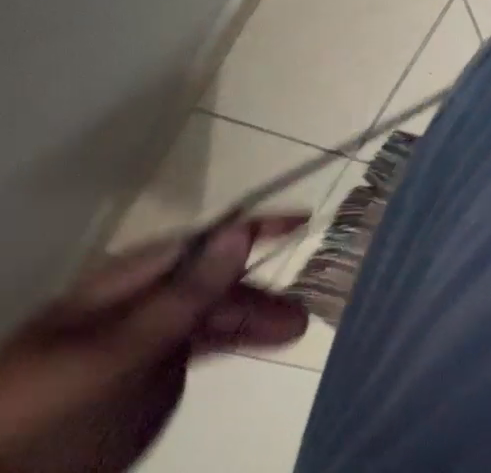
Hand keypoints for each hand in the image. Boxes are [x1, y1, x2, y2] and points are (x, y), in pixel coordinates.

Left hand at [0, 216, 309, 472]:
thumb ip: (183, 294)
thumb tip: (240, 232)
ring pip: (214, 313)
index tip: (301, 222)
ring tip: (296, 328)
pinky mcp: (153, 374)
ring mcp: (141, 342)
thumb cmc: (54, 405)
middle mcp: (131, 309)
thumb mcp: (119, 350)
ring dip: (257, 315)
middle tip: (301, 305)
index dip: (243, 232)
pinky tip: (269, 341)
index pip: (190, 248)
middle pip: (208, 282)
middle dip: (257, 288)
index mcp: (112, 292)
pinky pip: (207, 342)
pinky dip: (241, 337)